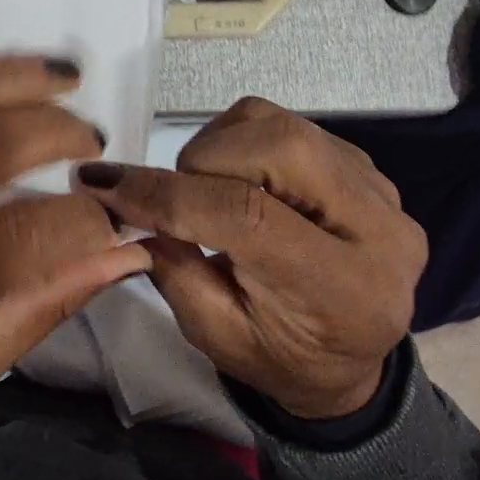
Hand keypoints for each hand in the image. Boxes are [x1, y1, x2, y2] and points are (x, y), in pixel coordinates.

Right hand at [75, 98, 427, 418]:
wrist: (347, 357)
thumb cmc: (277, 355)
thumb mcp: (213, 334)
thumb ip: (172, 266)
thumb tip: (122, 198)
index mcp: (344, 289)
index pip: (248, 216)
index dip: (167, 194)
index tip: (102, 185)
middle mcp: (377, 228)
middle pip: (278, 147)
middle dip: (202, 163)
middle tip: (175, 199)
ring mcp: (377, 188)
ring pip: (277, 124)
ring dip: (219, 147)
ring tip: (207, 190)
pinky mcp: (362, 165)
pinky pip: (285, 122)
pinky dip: (240, 140)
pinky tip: (237, 180)